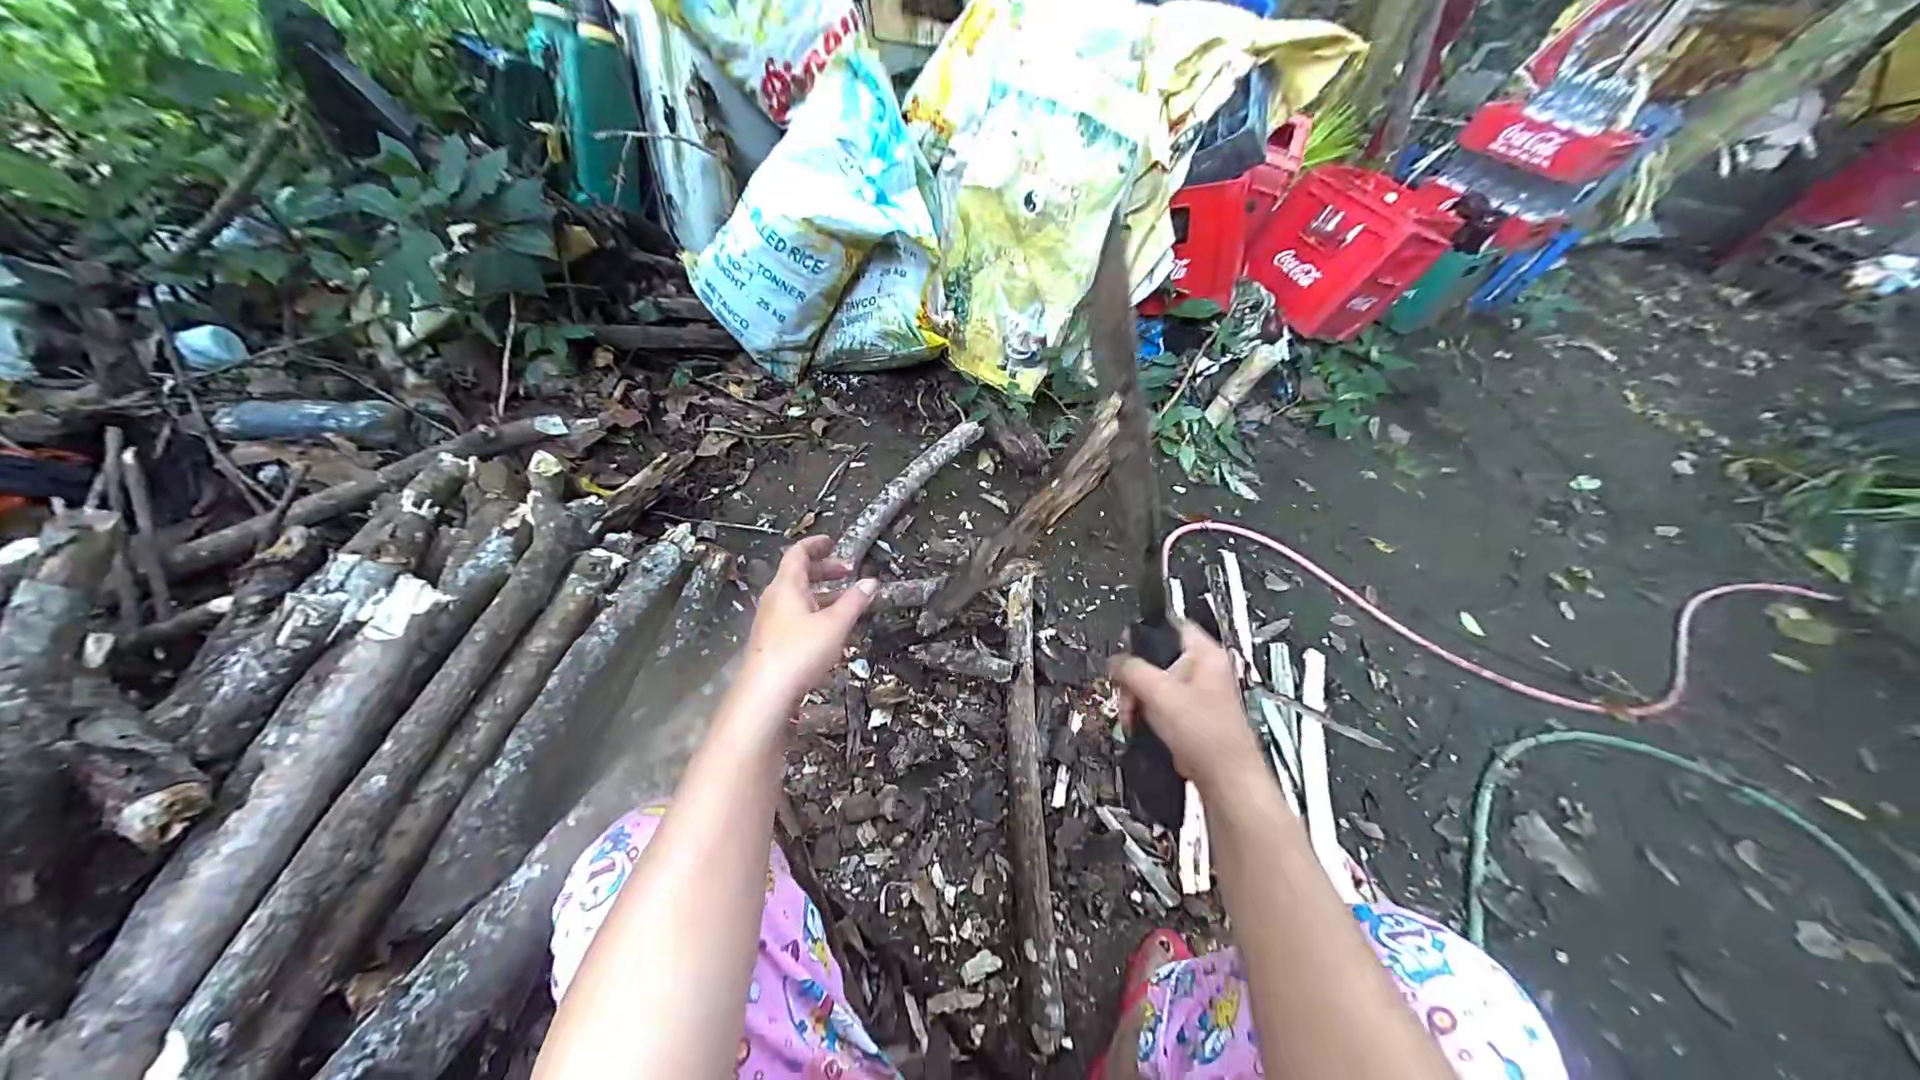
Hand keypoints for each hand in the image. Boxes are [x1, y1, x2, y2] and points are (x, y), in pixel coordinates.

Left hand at [738, 536, 876, 708]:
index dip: (816, 545)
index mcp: (786, 586)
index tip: (833, 542)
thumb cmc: (799, 652)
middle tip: (849, 572)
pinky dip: (815, 612)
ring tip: (847, 601)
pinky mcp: (772, 641)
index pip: (798, 553)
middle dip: (825, 570)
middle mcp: (775, 599)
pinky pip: (796, 616)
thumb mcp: (835, 624)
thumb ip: (854, 601)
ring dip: (823, 594)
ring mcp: (771, 620)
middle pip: (799, 574)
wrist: (765, 694)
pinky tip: (831, 628)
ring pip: (799, 597)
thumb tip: (871, 582)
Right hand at [1109, 622, 1265, 792]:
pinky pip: (1160, 703)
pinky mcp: (1190, 714)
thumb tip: (1115, 661)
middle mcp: (1204, 670)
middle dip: (1135, 678)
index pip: (1171, 626)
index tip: (1126, 650)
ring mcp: (1198, 693)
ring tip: (1133, 714)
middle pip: (1156, 658)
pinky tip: (1142, 725)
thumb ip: (1132, 670)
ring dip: (1138, 698)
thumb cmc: (1207, 735)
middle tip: (1127, 692)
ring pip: (1154, 682)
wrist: (1223, 778)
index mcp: (1205, 654)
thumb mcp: (1159, 692)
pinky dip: (1147, 712)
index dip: (1145, 635)